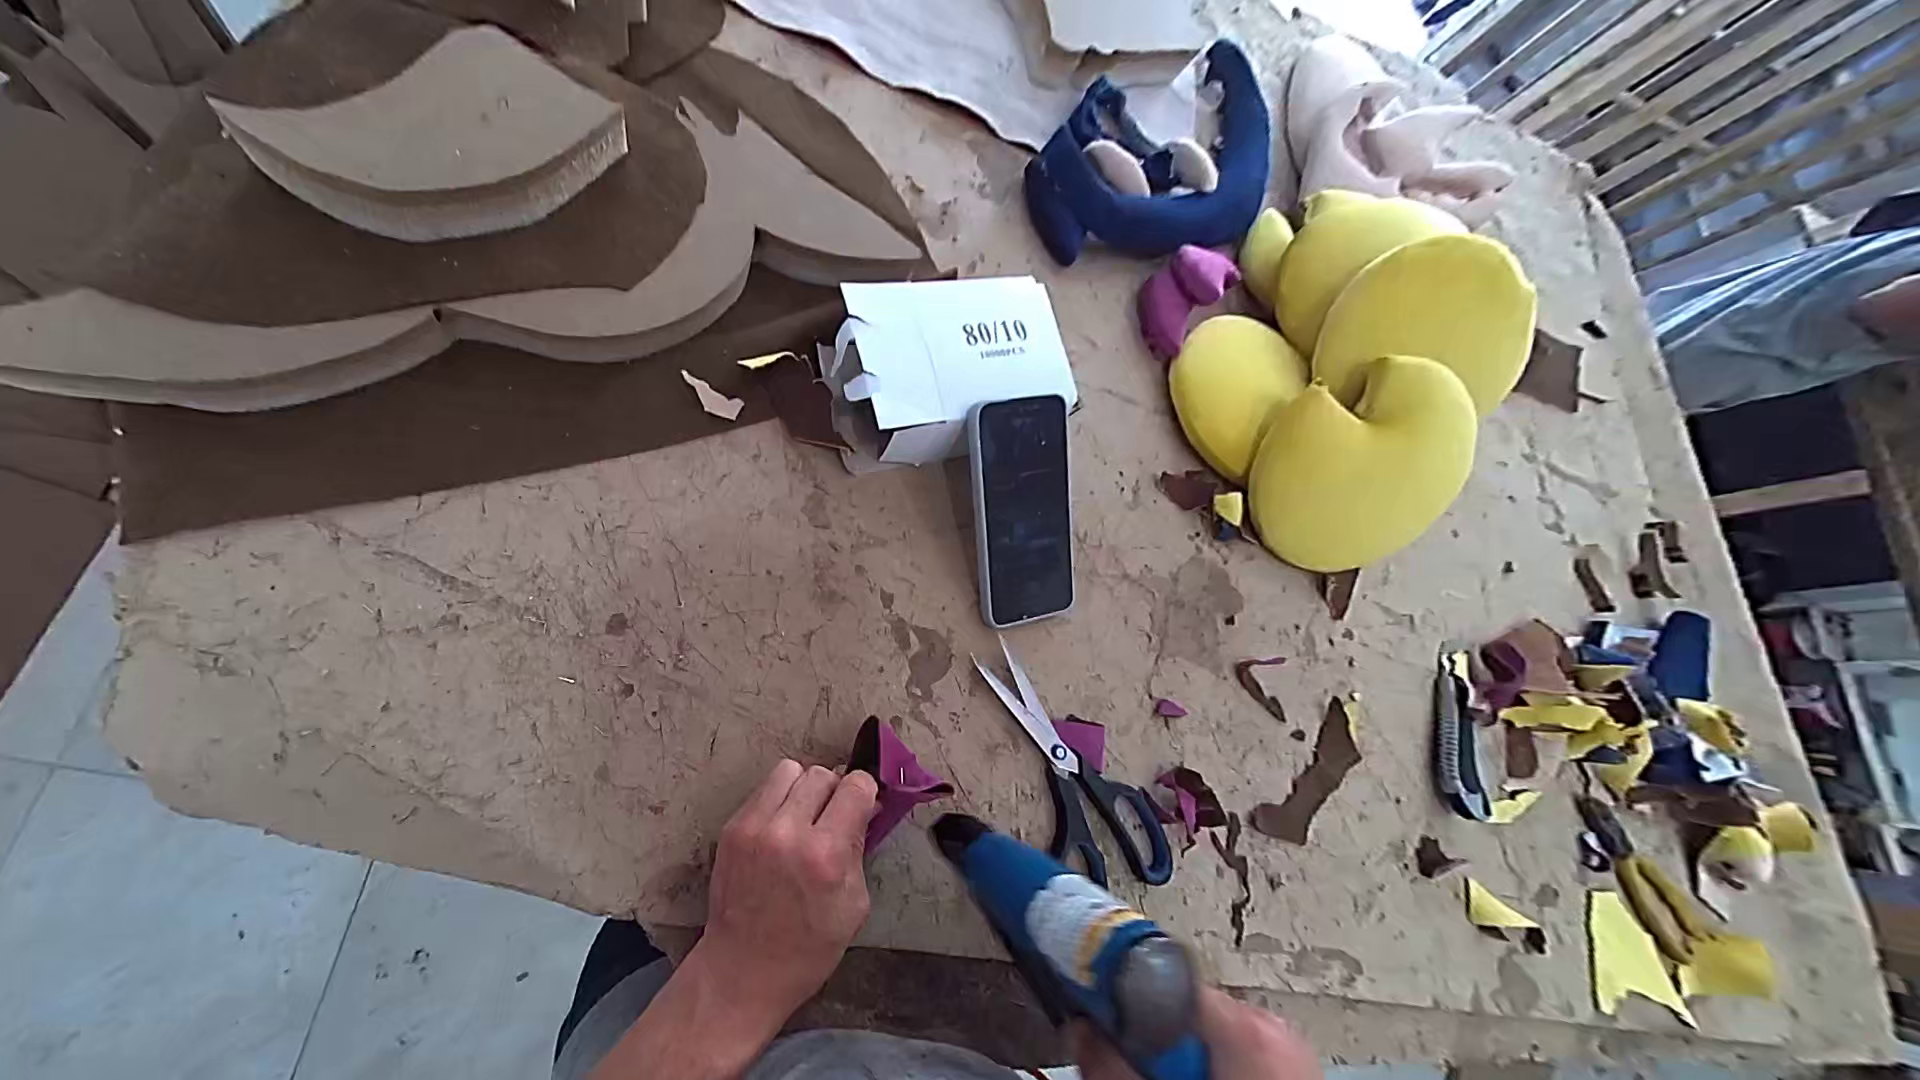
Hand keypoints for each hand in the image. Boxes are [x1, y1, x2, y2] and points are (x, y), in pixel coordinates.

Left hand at [696, 759, 878, 1026]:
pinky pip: (766, 789)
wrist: (740, 973)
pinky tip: (782, 829)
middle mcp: (787, 832)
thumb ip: (860, 845)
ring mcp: (754, 828)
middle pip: (823, 773)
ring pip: (792, 770)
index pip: (856, 785)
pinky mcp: (732, 828)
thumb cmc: (806, 948)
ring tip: (805, 818)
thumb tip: (866, 805)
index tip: (863, 807)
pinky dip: (780, 799)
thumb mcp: (854, 903)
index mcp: (824, 855)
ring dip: (805, 788)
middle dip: (835, 791)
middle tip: (833, 818)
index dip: (865, 793)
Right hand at [1073, 988, 1321, 1079]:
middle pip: (1183, 1005)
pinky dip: (1215, 1068)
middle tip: (1144, 1075)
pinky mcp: (1295, 1071)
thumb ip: (1114, 1068)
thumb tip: (1081, 1031)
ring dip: (1183, 1055)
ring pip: (1207, 1031)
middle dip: (1155, 1036)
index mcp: (1244, 1028)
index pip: (1163, 977)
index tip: (1102, 1016)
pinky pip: (1236, 1052)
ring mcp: (1288, 1051)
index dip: (1126, 997)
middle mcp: (1271, 1027)